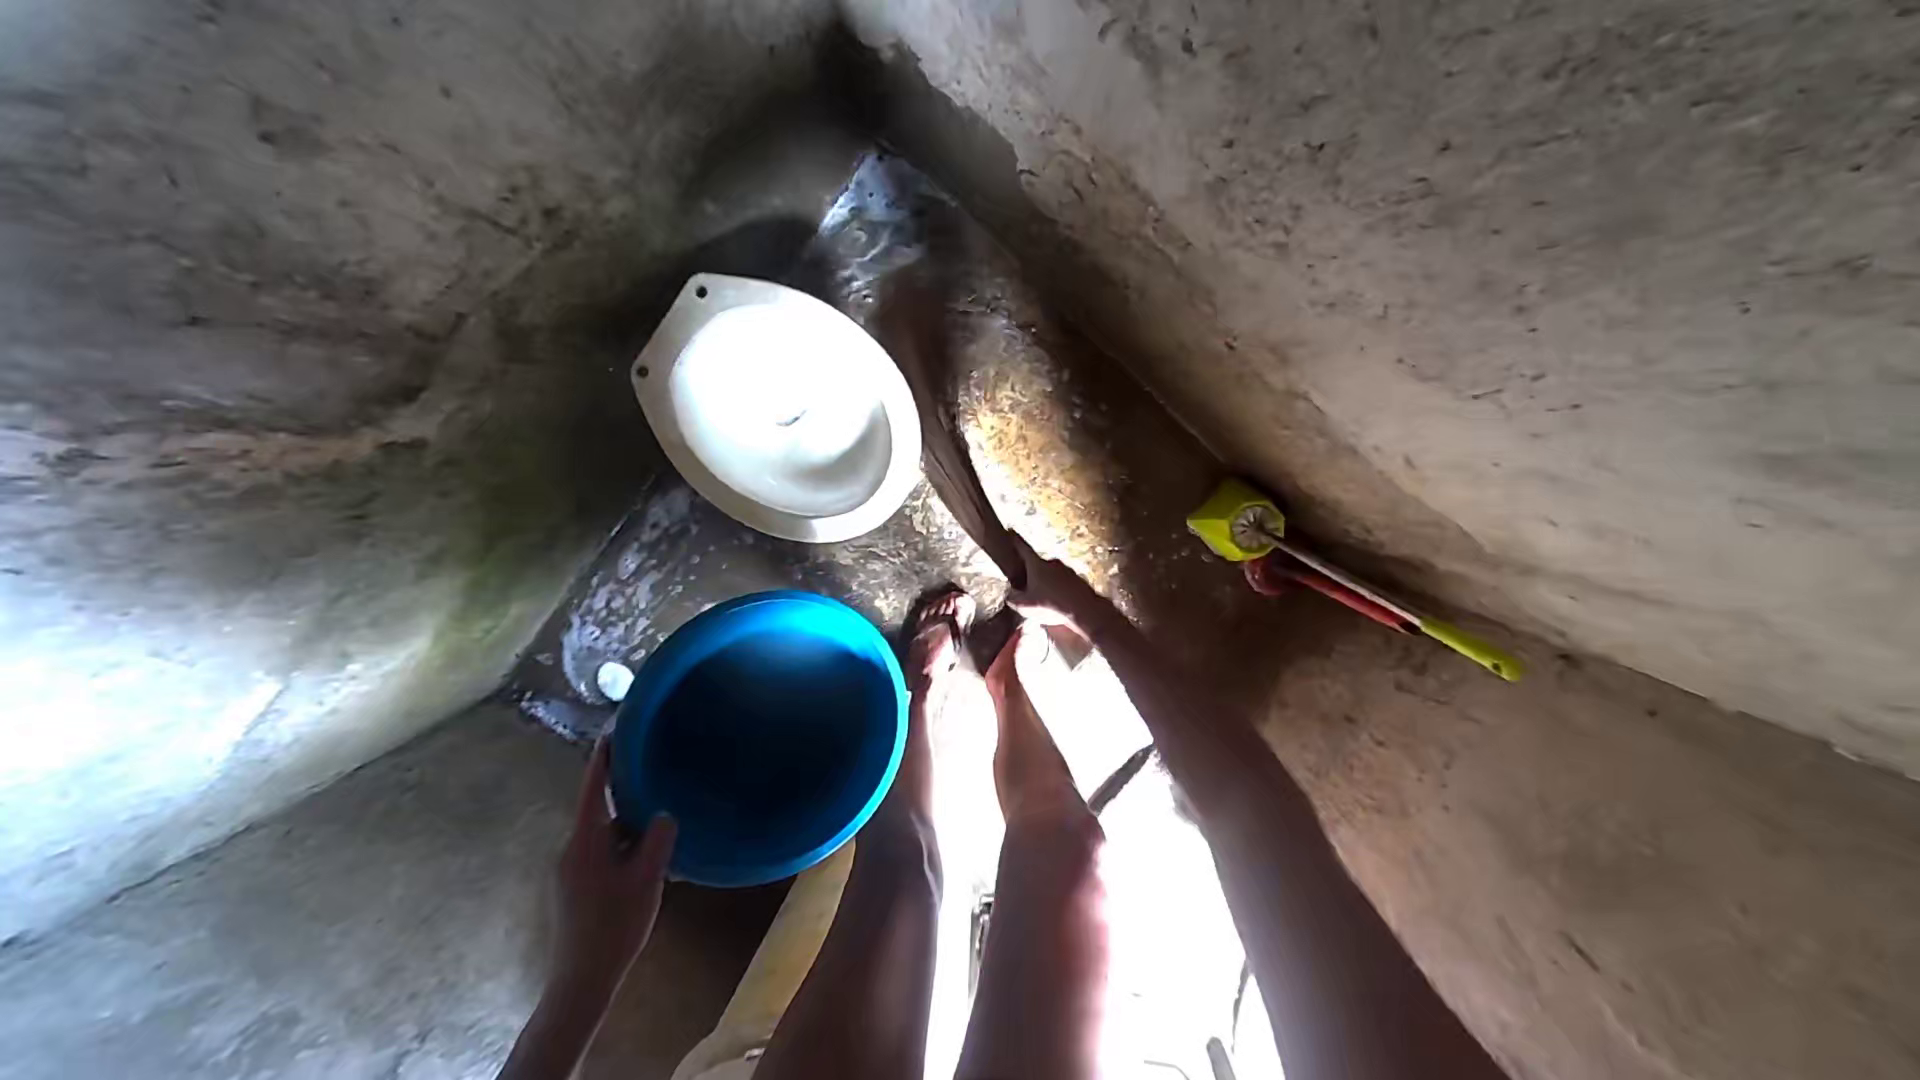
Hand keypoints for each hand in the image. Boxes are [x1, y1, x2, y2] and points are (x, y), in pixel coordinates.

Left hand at [552, 739, 676, 988]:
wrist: (582, 980)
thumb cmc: (615, 925)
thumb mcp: (646, 878)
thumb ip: (657, 839)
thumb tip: (663, 813)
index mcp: (585, 840)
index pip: (593, 788)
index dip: (602, 759)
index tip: (612, 731)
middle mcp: (572, 849)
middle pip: (600, 809)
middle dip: (625, 793)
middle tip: (653, 773)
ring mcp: (572, 870)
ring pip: (605, 833)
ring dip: (628, 824)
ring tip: (658, 815)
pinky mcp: (576, 886)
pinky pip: (603, 850)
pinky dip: (624, 843)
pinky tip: (646, 854)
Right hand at [1005, 532, 1107, 630]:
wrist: (1084, 609)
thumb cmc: (1051, 605)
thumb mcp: (1024, 605)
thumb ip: (1013, 598)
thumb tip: (1010, 595)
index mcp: (1037, 564)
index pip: (1022, 547)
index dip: (1014, 538)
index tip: (1010, 530)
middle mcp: (1052, 562)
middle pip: (1036, 564)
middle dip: (1030, 573)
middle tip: (1026, 586)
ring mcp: (1066, 570)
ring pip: (1050, 574)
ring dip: (1045, 583)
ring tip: (1044, 600)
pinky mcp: (1077, 579)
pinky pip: (1063, 583)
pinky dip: (1058, 590)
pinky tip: (1058, 604)